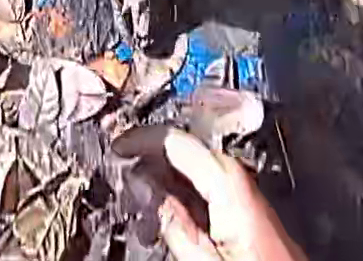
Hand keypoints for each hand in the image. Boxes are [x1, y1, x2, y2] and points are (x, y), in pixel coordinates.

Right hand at [116, 128, 306, 260]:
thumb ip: (175, 224)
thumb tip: (146, 189)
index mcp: (227, 178)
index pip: (175, 139)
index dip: (140, 139)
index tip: (115, 146)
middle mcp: (237, 175)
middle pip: (184, 149)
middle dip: (151, 155)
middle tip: (122, 167)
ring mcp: (244, 191)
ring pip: (194, 167)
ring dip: (164, 173)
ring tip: (137, 189)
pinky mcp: (247, 210)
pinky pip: (206, 186)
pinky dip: (182, 190)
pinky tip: (167, 207)